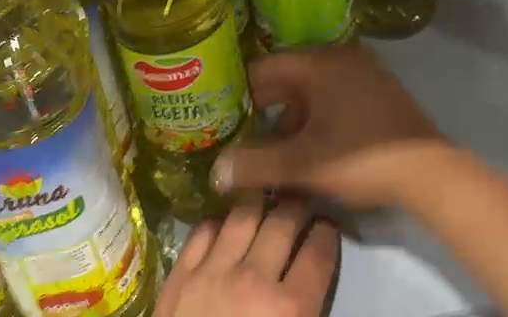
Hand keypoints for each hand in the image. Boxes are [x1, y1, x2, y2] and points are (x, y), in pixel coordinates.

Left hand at [155, 199, 337, 316]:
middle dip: (300, 206)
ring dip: (262, 203)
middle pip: (285, 220)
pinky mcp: (179, 275)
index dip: (328, 233)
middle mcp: (254, 280)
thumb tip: (311, 286)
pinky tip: (227, 226)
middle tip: (302, 205)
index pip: (319, 251)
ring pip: (244, 213)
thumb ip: (305, 312)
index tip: (327, 227)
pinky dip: (220, 222)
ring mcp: (212, 273)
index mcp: (288, 310)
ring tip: (267, 202)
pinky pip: (204, 229)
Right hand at [214, 44, 450, 208]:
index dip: (239, 91)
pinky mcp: (376, 93)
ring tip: (271, 155)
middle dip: (263, 111)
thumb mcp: (304, 164)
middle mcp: (340, 58)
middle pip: (288, 79)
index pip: (265, 67)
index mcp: (320, 63)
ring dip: (289, 121)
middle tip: (238, 138)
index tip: (219, 116)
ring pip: (311, 93)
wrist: (430, 173)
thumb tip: (215, 171)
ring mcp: (362, 74)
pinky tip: (306, 154)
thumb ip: (257, 165)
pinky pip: (332, 99)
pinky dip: (315, 121)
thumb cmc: (362, 159)